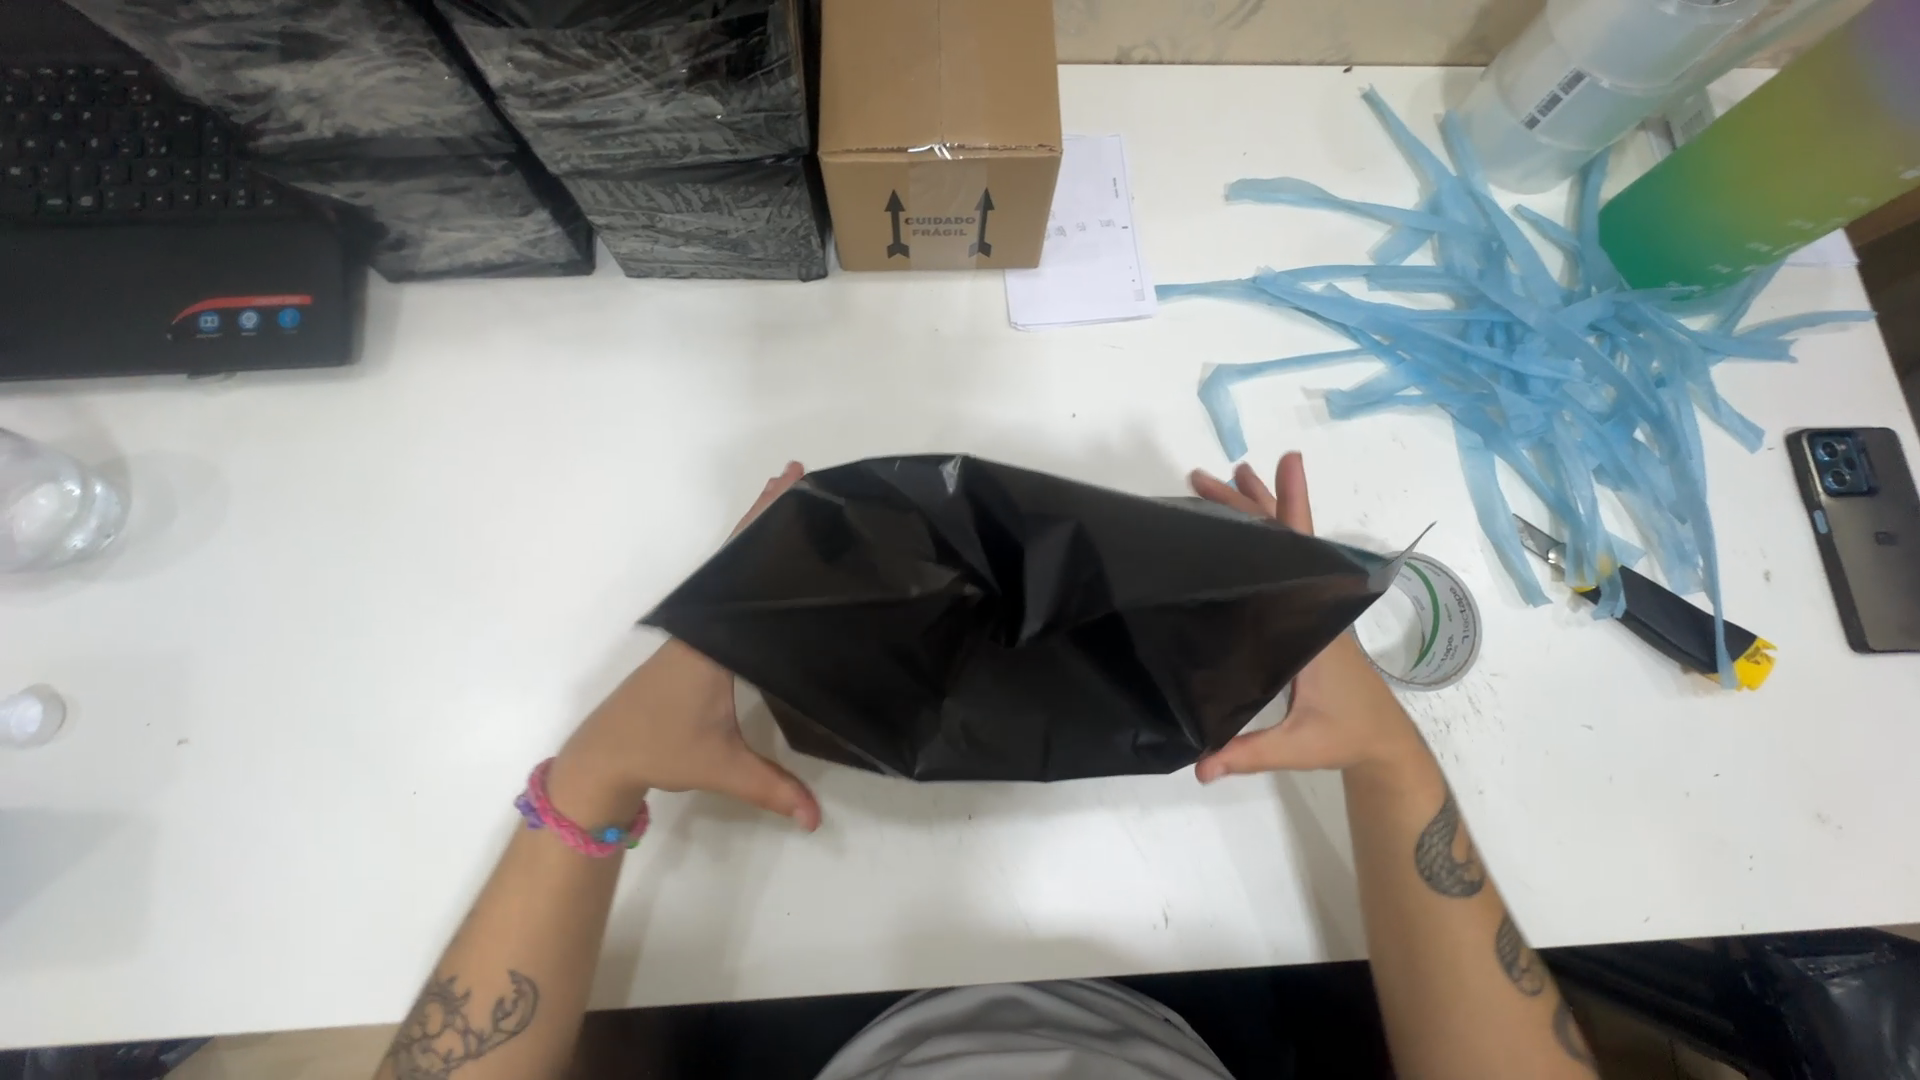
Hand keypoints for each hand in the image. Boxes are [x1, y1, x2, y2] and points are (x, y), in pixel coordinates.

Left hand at [548, 463, 821, 830]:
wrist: (604, 756)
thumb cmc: (660, 751)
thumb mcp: (720, 768)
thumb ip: (772, 789)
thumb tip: (817, 820)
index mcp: (713, 640)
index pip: (743, 575)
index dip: (764, 531)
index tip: (788, 491)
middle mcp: (704, 622)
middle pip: (736, 556)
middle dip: (766, 513)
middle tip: (798, 474)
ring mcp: (697, 626)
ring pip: (729, 567)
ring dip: (755, 531)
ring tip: (789, 498)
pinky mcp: (697, 636)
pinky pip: (725, 586)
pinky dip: (745, 559)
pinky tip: (765, 556)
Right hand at [1187, 453, 1425, 780]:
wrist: (1382, 741)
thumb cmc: (1346, 736)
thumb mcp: (1299, 745)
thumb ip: (1249, 752)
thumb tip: (1200, 766)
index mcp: (1314, 621)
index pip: (1302, 553)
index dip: (1292, 508)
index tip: (1283, 465)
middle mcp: (1314, 604)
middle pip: (1283, 539)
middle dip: (1247, 504)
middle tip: (1205, 477)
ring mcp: (1309, 608)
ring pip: (1283, 548)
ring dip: (1252, 515)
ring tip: (1219, 485)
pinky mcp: (1302, 618)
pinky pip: (1281, 568)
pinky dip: (1257, 543)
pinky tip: (1231, 540)